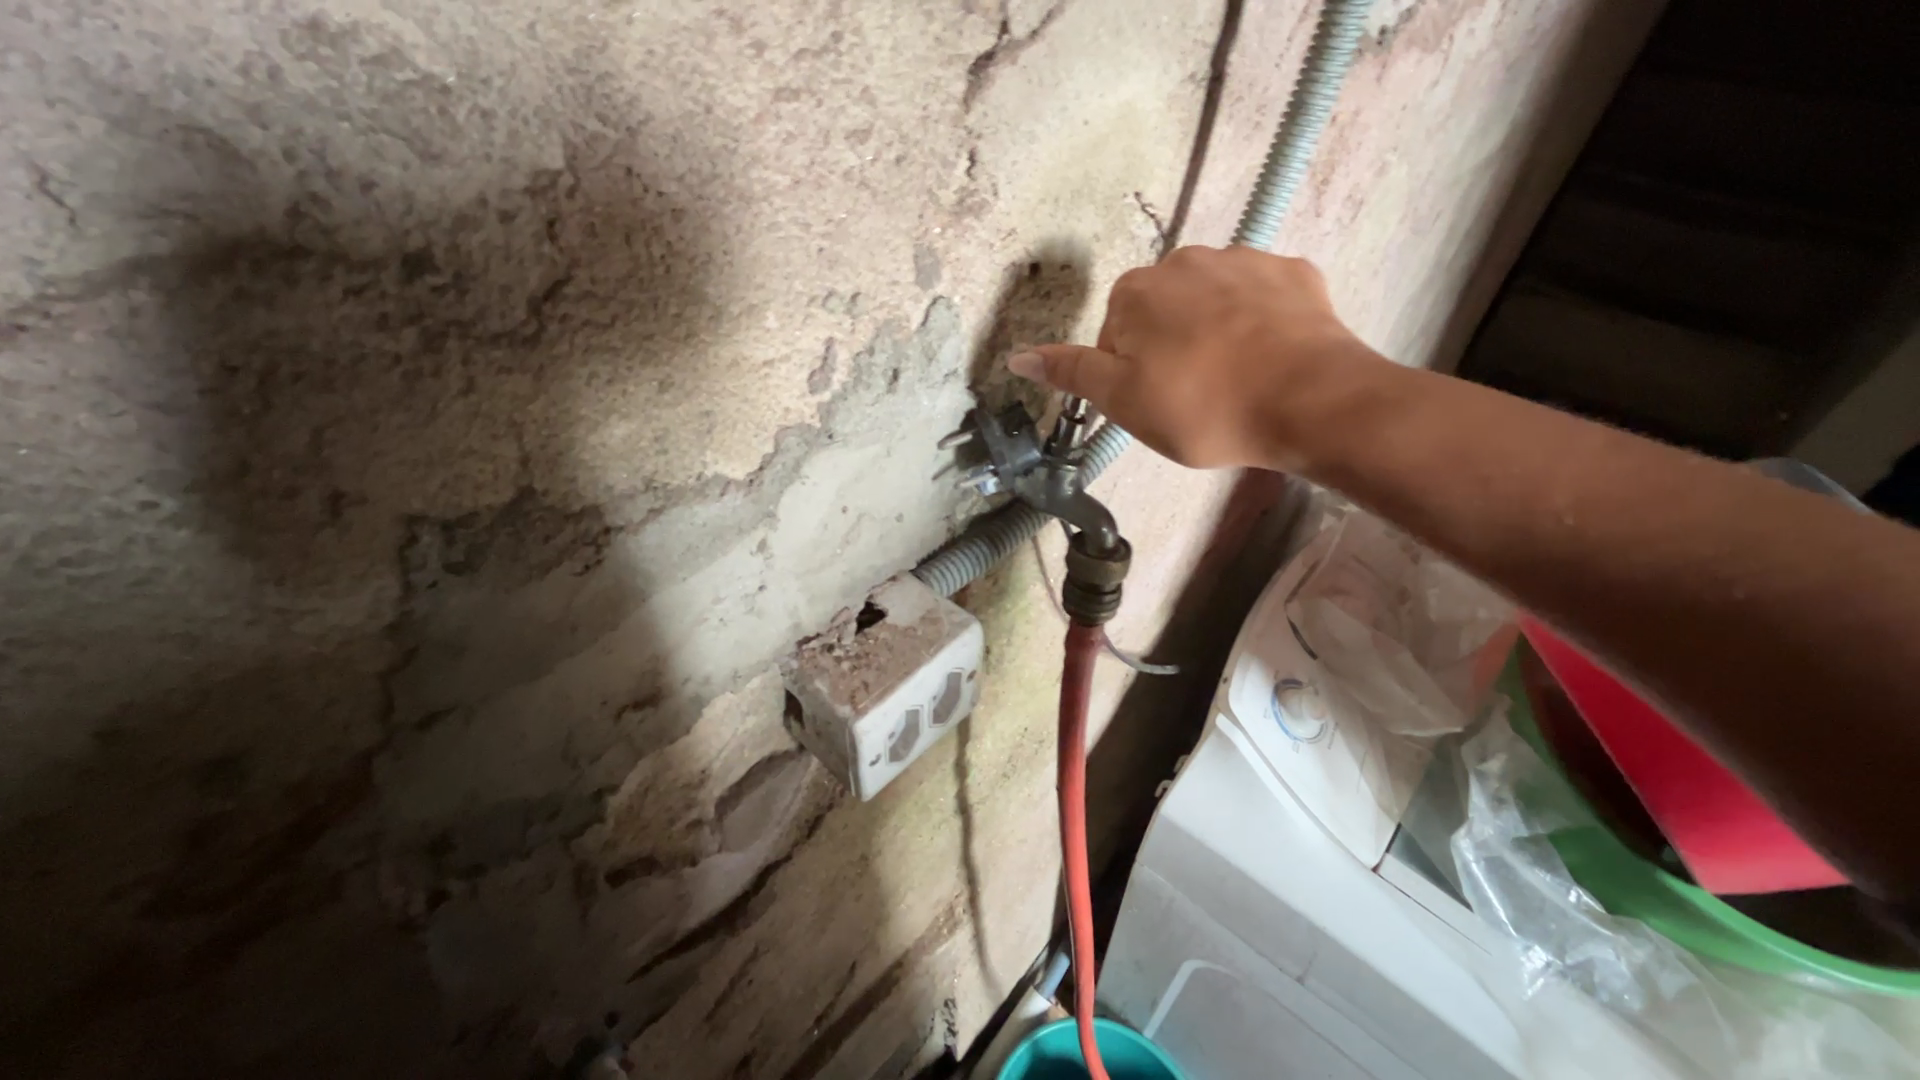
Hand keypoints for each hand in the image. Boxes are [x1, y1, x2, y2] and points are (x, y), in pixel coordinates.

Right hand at [1007, 245, 1384, 470]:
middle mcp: (1186, 260)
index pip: (1115, 334)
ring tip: (1236, 381)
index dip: (1130, 374)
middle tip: (1194, 397)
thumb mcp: (1123, 401)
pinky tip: (1270, 358)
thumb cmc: (1204, 407)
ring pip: (1213, 301)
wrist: (1309, 401)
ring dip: (1215, 332)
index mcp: (1137, 291)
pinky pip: (1262, 298)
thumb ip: (1071, 372)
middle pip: (1163, 312)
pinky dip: (1260, 323)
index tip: (1156, 403)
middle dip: (1171, 347)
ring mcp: (1246, 260)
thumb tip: (1017, 354)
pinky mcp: (1295, 273)